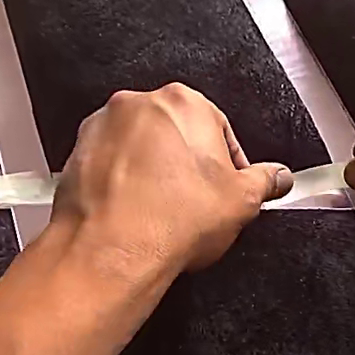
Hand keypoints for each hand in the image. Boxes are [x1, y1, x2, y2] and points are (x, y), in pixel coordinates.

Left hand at [52, 84, 292, 278]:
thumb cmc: (174, 219)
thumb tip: (279, 177)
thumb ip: (265, 180)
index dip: (229, 166)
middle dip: (189, 164)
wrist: (110, 252)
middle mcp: (139, 104)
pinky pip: (110, 163)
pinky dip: (123, 181)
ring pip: (141, 146)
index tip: (228, 190)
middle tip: (197, 202)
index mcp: (185, 103)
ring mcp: (102, 127)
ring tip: (164, 210)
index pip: (219, 130)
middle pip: (177, 133)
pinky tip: (136, 212)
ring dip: (154, 170)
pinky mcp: (75, 154)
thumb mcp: (242, 200)